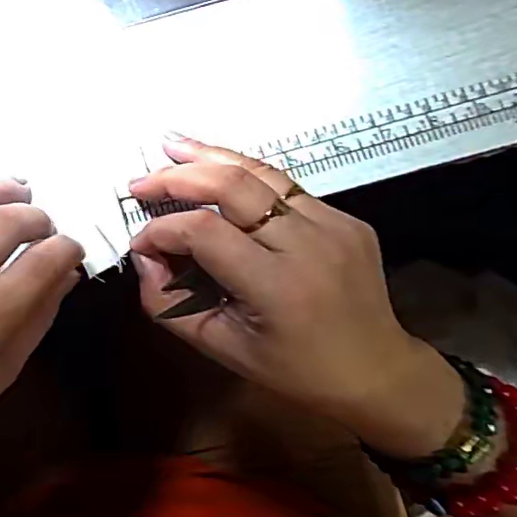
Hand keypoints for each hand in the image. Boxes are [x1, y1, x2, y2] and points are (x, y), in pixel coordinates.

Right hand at [128, 136, 463, 458]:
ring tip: (174, 146)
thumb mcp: (222, 348)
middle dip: (179, 177)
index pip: (205, 232)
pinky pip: (285, 187)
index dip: (162, 230)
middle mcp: (309, 244)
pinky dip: (245, 176)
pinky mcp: (346, 218)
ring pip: (261, 172)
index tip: (142, 242)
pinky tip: (220, 172)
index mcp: (278, 286)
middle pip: (233, 185)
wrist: (375, 370)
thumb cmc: (294, 369)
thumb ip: (169, 305)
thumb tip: (145, 257)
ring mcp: (334, 224)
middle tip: (142, 180)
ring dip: (212, 156)